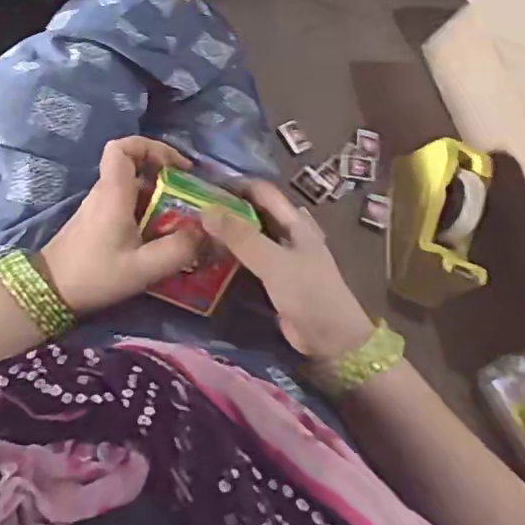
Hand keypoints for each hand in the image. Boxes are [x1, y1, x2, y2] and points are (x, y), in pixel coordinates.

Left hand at [40, 137, 203, 314]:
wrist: (51, 291)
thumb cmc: (95, 275)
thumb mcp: (142, 268)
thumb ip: (178, 250)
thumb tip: (206, 233)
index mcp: (113, 193)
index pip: (122, 147)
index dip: (150, 147)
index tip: (176, 166)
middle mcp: (104, 192)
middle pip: (133, 165)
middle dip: (164, 173)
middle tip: (189, 193)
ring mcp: (99, 206)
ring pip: (131, 186)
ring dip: (158, 194)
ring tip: (183, 216)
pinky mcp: (97, 222)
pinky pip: (126, 203)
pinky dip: (146, 210)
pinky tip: (161, 234)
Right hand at [200, 181, 374, 362]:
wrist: (332, 340)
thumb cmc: (308, 293)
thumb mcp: (273, 261)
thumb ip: (241, 236)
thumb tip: (205, 209)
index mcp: (296, 222)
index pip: (263, 191)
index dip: (236, 184)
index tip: (203, 185)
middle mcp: (290, 234)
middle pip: (256, 212)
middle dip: (229, 208)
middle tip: (193, 208)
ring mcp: (283, 257)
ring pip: (252, 236)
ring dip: (229, 232)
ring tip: (196, 229)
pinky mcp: (276, 279)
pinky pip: (250, 259)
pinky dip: (233, 254)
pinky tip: (212, 256)